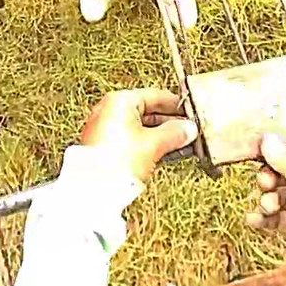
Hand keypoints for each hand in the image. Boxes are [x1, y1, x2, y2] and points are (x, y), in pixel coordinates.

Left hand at [79, 88, 196, 182]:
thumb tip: (189, 128)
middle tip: (190, 130)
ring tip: (182, 143)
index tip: (192, 111)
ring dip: (162, 136)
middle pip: (148, 112)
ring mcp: (106, 129)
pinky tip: (166, 153)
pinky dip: (149, 145)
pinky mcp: (105, 147)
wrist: (94, 190)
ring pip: (142, 128)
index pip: (156, 96)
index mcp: (120, 101)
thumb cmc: (118, 160)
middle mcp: (111, 111)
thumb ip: (175, 132)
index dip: (177, 105)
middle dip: (171, 122)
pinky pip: (133, 140)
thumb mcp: (154, 143)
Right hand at [248, 134, 285, 285]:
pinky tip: (255, 219)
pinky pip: (276, 219)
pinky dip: (264, 218)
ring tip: (267, 206)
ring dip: (268, 198)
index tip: (263, 150)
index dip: (282, 151)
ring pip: (280, 196)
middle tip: (265, 182)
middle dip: (272, 176)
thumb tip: (269, 140)